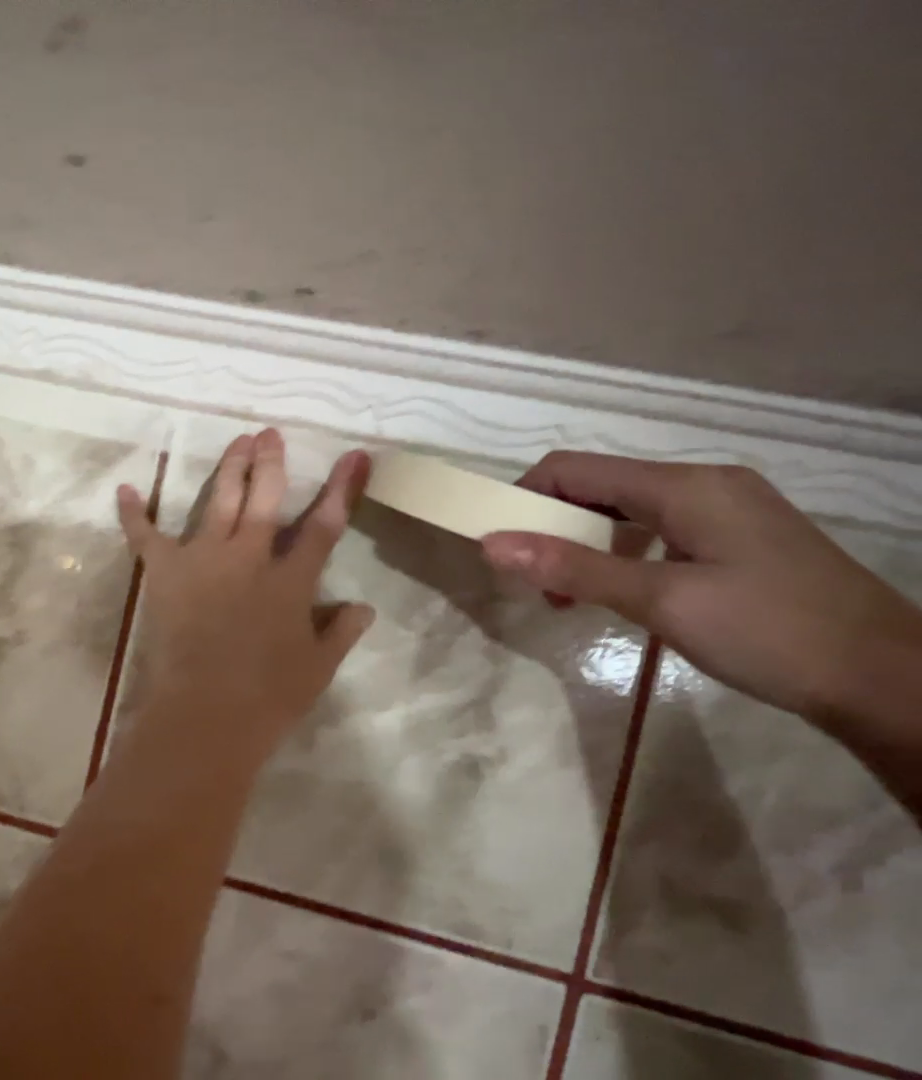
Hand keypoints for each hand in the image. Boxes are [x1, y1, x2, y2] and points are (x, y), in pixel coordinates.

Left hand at [117, 428, 375, 753]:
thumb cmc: (269, 696)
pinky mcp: (164, 572)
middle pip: (263, 499)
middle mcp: (249, 558)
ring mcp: (203, 559)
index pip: (322, 526)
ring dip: (228, 469)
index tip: (352, 456)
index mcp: (291, 581)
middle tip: (269, 434)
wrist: (207, 709)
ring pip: (217, 502)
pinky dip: (132, 513)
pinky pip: (145, 535)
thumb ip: (340, 633)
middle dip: (269, 463)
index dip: (339, 489)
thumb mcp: (318, 667)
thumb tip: (363, 608)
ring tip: (236, 441)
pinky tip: (124, 488)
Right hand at [480, 451, 921, 725]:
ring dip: (582, 546)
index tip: (496, 547)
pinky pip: (656, 531)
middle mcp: (704, 485)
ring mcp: (727, 511)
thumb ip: (572, 569)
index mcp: (684, 486)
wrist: (890, 681)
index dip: (522, 498)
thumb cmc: (771, 633)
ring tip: (567, 598)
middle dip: (549, 527)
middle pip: (597, 487)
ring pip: (625, 512)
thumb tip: (489, 543)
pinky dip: (620, 555)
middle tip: (530, 582)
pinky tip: (620, 595)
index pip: (572, 469)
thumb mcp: (661, 601)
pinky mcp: (740, 540)